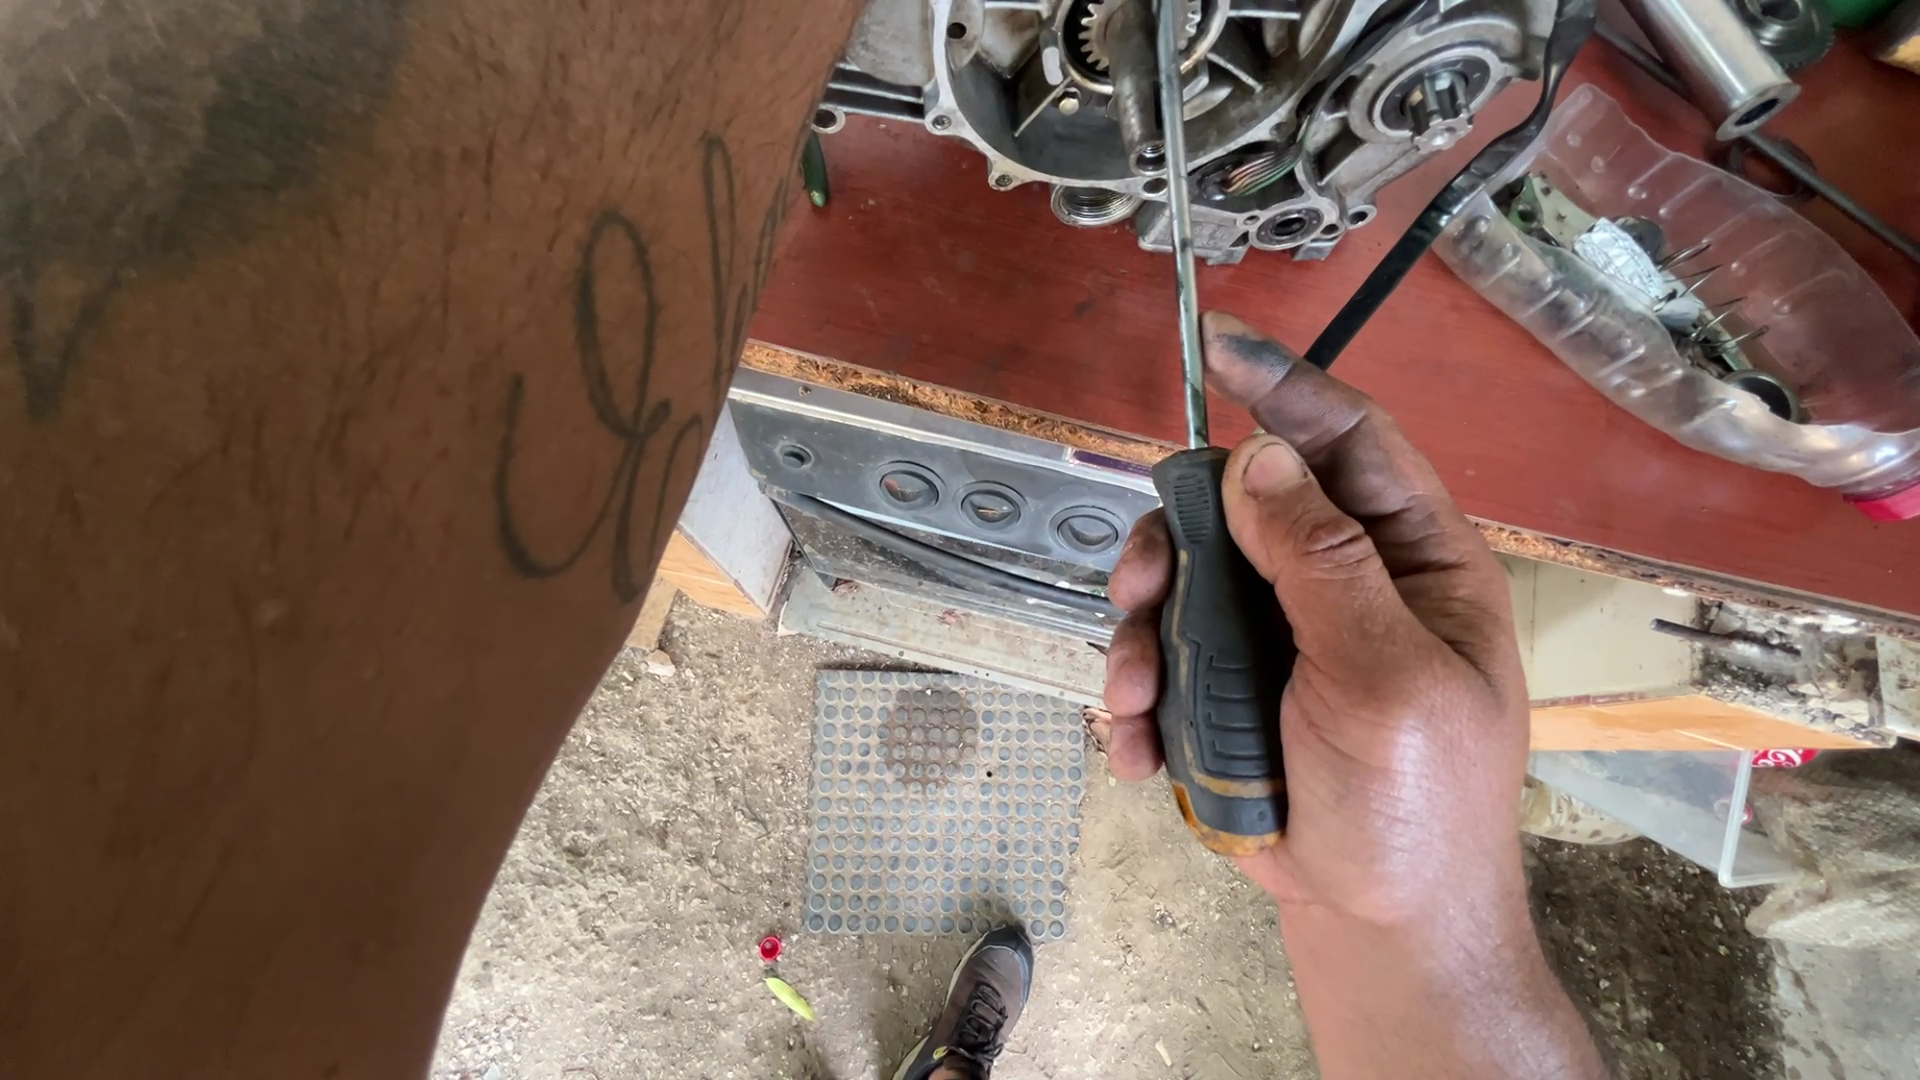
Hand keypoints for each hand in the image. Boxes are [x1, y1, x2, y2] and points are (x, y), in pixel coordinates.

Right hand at [1100, 311, 1529, 924]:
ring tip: (1135, 701)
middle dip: (1168, 546)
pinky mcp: (1222, 679)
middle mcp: (1330, 578)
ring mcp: (1268, 630)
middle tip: (1137, 595)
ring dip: (1139, 638)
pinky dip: (1136, 694)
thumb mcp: (1383, 677)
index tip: (1218, 346)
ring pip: (1175, 582)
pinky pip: (1158, 654)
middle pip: (1228, 509)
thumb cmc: (1413, 803)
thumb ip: (1324, 563)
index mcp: (1404, 559)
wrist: (1372, 916)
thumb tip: (1260, 457)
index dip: (1284, 386)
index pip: (1346, 440)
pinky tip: (1139, 746)